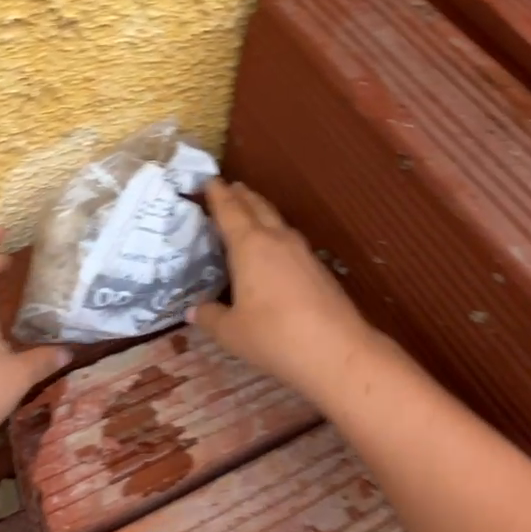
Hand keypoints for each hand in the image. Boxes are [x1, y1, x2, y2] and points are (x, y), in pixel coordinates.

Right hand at [190, 180, 377, 395]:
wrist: (338, 351)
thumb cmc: (275, 336)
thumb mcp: (232, 332)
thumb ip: (210, 317)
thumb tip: (193, 311)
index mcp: (249, 246)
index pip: (229, 211)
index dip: (217, 194)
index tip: (209, 180)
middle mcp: (276, 240)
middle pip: (257, 207)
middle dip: (242, 195)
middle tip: (230, 187)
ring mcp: (302, 252)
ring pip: (277, 221)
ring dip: (261, 211)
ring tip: (250, 209)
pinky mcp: (319, 268)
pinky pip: (290, 239)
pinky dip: (276, 233)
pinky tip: (275, 248)